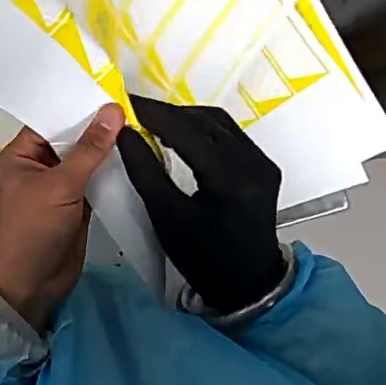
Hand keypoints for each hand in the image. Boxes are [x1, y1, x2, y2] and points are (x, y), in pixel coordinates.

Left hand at [0, 103, 124, 330]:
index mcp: (19, 155)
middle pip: (69, 138)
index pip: (49, 121)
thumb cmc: (34, 230)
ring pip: (84, 158)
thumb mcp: (61, 184)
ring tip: (137, 125)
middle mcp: (37, 165)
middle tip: (129, 106)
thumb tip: (112, 112)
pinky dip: (111, 169)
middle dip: (95, 127)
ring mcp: (57, 183)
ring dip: (106, 148)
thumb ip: (89, 149)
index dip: (75, 108)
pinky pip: (94, 177)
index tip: (107, 91)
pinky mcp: (76, 200)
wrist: (36, 281)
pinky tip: (134, 154)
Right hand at [116, 95, 284, 313]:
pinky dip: (199, 127)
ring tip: (151, 119)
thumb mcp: (165, 215)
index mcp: (230, 178)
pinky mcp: (262, 165)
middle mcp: (253, 162)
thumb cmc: (200, 256)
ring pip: (218, 123)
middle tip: (133, 109)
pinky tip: (178, 133)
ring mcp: (262, 162)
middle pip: (204, 121)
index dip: (152, 113)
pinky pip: (228, 134)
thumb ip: (144, 170)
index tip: (123, 101)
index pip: (186, 131)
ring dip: (183, 117)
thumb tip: (124, 132)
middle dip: (166, 112)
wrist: (246, 283)